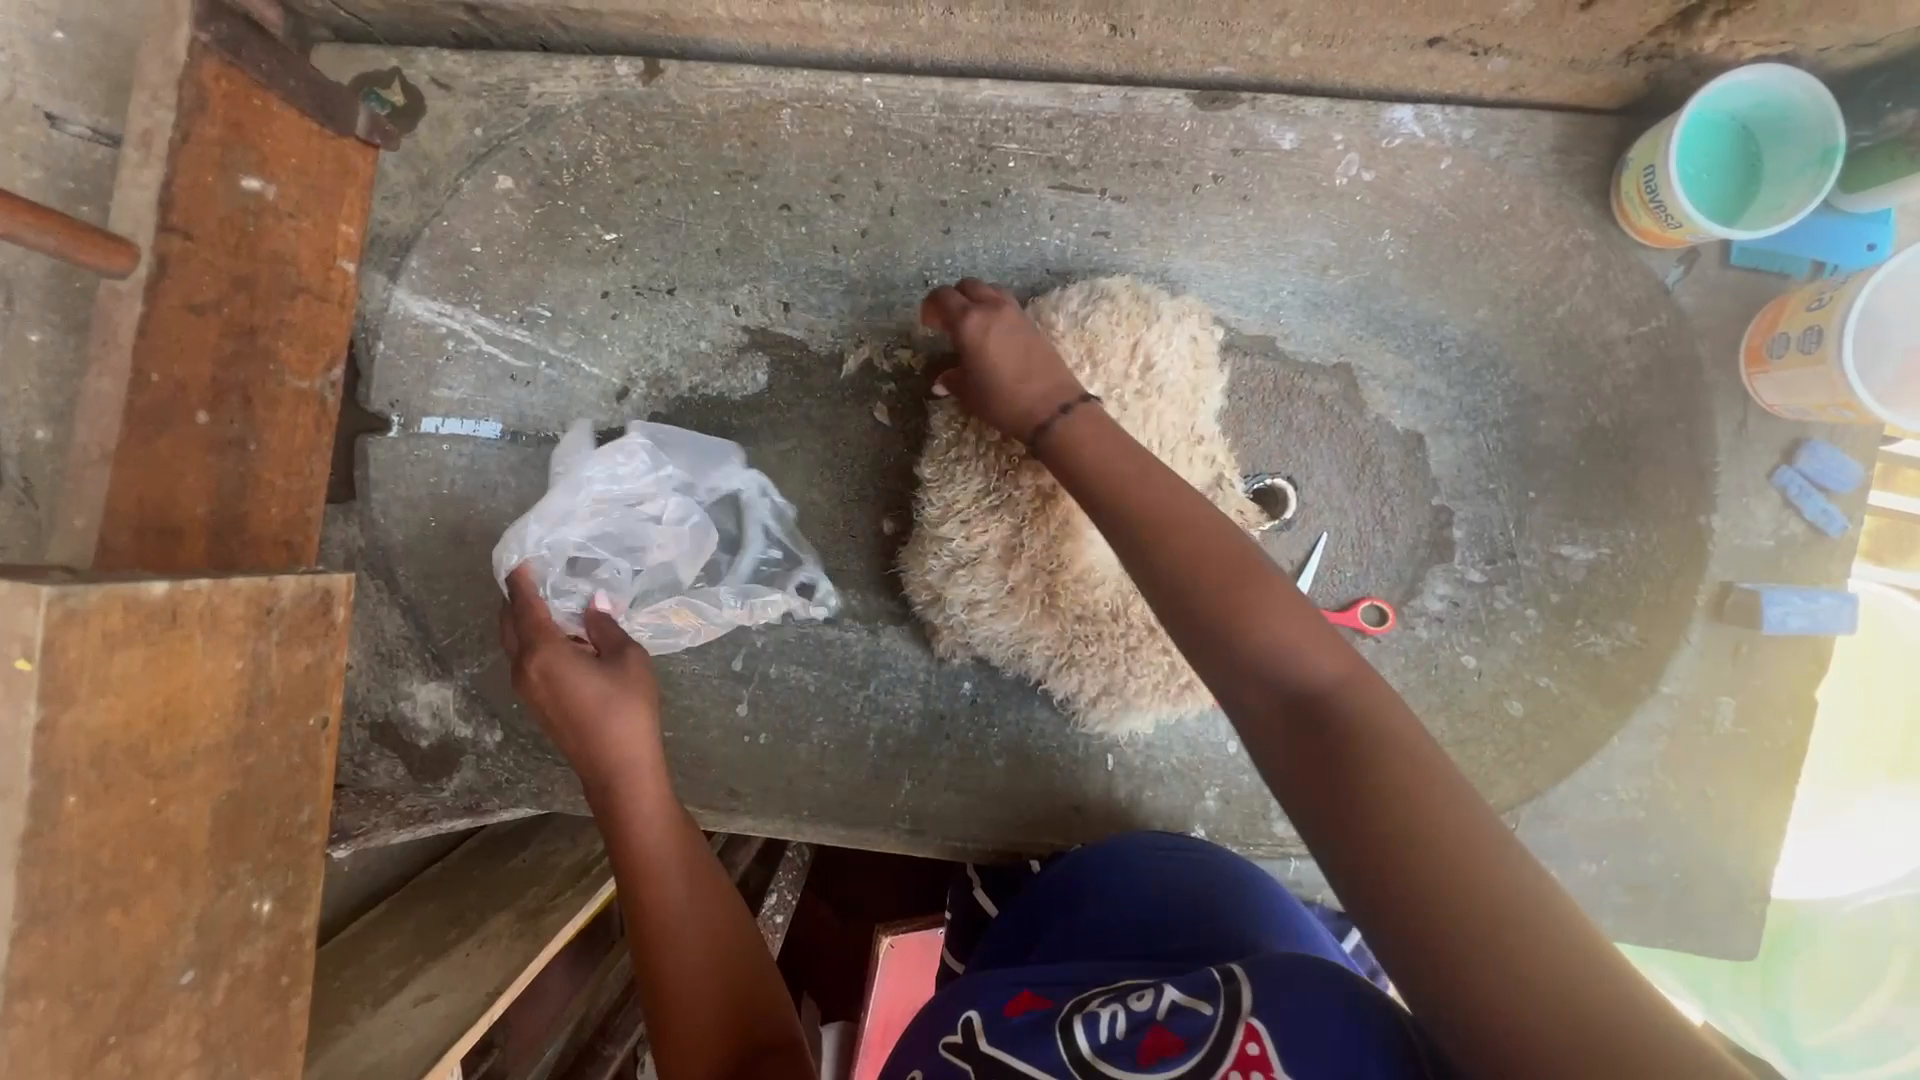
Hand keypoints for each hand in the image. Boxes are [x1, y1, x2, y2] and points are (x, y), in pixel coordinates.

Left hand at [500, 564, 662, 792]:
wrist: (618, 766)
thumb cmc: (626, 708)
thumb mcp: (626, 658)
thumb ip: (605, 626)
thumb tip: (592, 604)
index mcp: (542, 651)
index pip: (523, 603)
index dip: (521, 577)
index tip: (525, 556)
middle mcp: (523, 667)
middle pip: (509, 622)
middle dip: (518, 596)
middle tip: (541, 573)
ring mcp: (525, 688)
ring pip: (516, 642)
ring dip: (528, 619)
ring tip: (557, 600)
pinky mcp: (536, 701)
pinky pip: (526, 659)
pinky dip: (536, 639)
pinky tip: (566, 636)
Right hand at [921, 278, 1086, 440]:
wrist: (1051, 407)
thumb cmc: (1002, 401)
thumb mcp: (969, 393)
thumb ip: (951, 380)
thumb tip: (941, 381)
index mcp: (968, 322)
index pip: (942, 297)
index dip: (930, 307)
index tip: (929, 325)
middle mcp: (991, 308)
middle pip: (966, 285)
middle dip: (953, 299)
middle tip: (948, 323)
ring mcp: (1014, 312)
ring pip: (989, 288)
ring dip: (976, 299)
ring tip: (973, 324)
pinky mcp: (1031, 321)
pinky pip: (1006, 302)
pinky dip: (994, 308)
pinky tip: (994, 333)